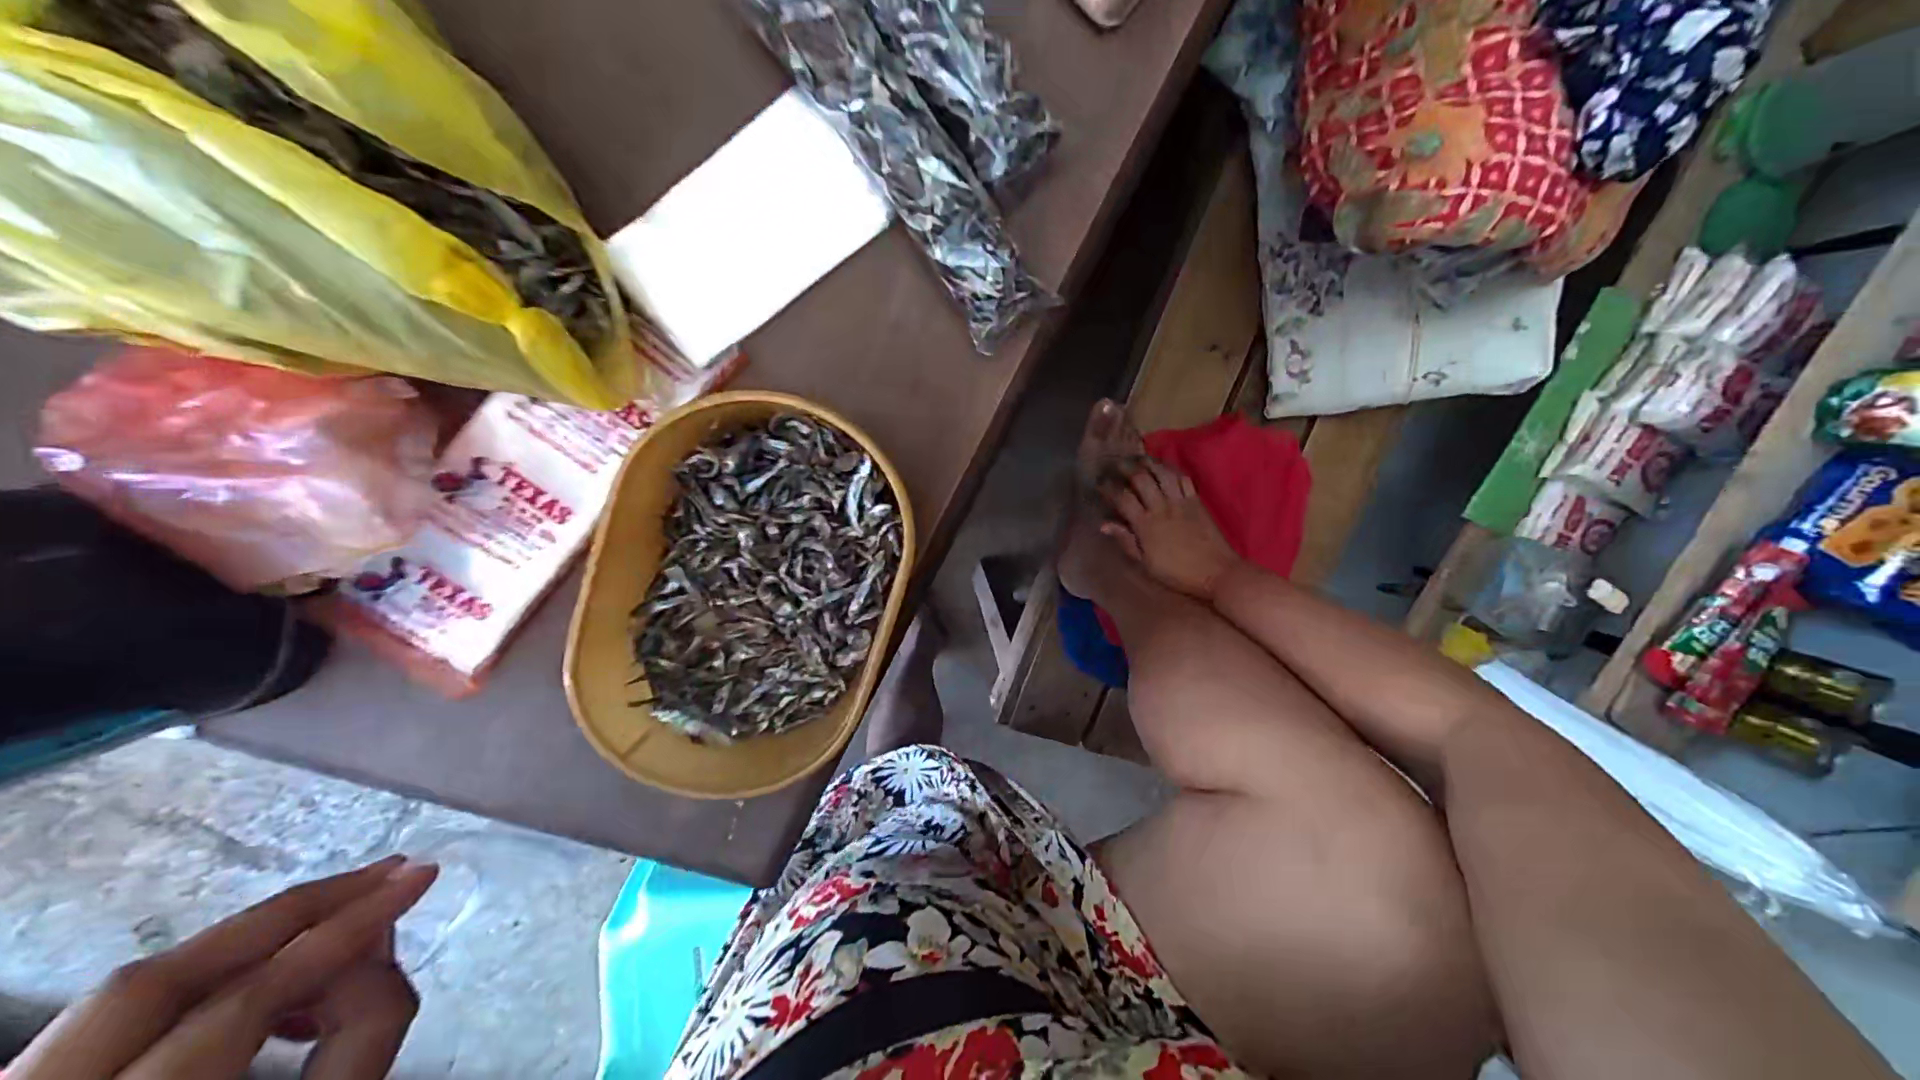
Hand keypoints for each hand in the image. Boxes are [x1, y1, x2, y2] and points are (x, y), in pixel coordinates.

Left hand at [9, 856, 436, 1079]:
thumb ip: (357, 1041)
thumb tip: (383, 948)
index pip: (243, 1002)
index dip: (344, 927)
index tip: (417, 877)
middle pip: (163, 977)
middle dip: (294, 911)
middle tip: (387, 874)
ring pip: (136, 989)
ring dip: (258, 945)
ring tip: (342, 938)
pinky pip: (125, 1018)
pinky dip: (216, 983)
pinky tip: (272, 994)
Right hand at [1100, 457, 1241, 602]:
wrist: (1217, 573)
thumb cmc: (1177, 573)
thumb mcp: (1146, 564)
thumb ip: (1126, 541)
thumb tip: (1105, 524)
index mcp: (1146, 525)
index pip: (1123, 498)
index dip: (1109, 488)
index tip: (1100, 483)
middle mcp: (1161, 507)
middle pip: (1141, 479)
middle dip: (1126, 468)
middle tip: (1117, 464)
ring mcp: (1181, 502)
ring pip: (1162, 473)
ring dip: (1149, 463)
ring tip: (1139, 458)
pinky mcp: (1197, 501)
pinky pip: (1183, 478)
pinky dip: (1172, 470)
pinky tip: (1165, 468)